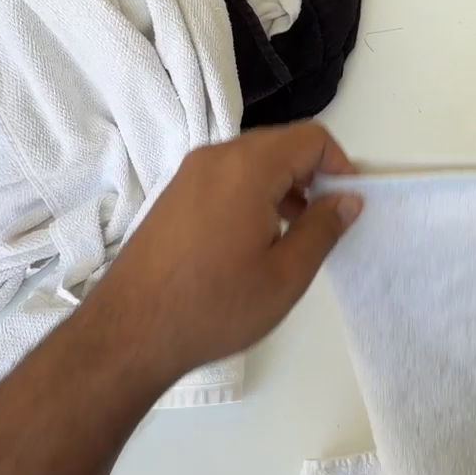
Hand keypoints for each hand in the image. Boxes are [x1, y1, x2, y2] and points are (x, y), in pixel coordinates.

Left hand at [93, 121, 361, 381]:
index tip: (346, 204)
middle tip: (323, 220)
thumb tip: (348, 198)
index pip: (311, 138)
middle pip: (282, 143)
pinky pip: (228, 175)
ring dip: (284, 184)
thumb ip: (324, 228)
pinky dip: (253, 192)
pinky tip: (253, 237)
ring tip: (291, 233)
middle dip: (313, 174)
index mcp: (248, 168)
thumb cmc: (214, 305)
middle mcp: (217, 157)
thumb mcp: (286, 275)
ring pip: (254, 159)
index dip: (340, 165)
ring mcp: (190, 173)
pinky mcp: (175, 193)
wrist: (127, 335)